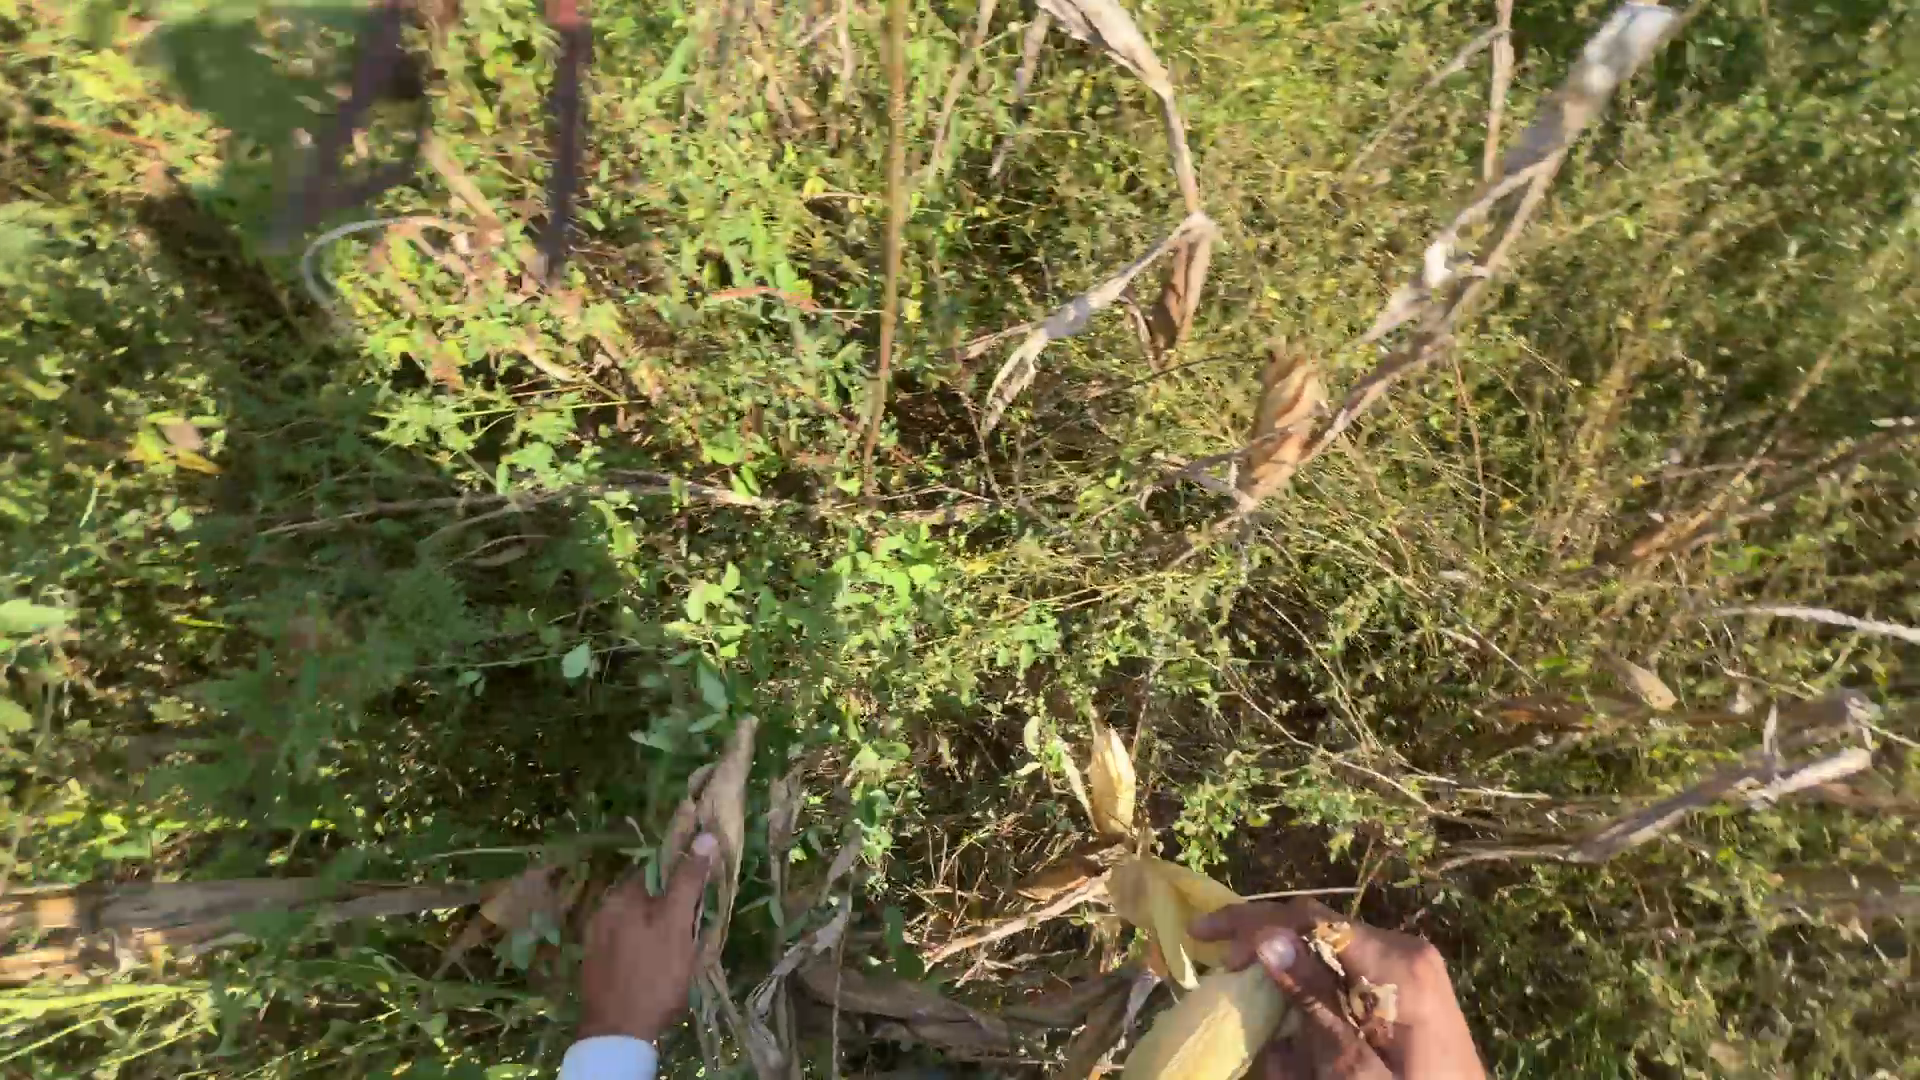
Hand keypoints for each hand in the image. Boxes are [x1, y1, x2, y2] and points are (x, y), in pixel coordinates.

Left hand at [577, 832, 715, 1042]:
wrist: (618, 1036)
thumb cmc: (653, 974)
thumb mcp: (677, 923)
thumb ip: (688, 880)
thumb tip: (705, 837)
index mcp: (621, 897)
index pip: (658, 867)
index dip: (684, 871)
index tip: (705, 884)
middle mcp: (604, 912)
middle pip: (649, 892)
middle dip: (674, 900)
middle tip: (696, 919)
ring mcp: (598, 939)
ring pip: (639, 917)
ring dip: (661, 922)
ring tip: (682, 942)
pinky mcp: (599, 963)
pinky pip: (629, 939)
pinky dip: (647, 941)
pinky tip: (660, 958)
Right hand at [1190, 899, 1484, 1079]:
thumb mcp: (1356, 1072)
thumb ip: (1313, 1001)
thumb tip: (1266, 938)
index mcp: (1400, 965)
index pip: (1310, 920)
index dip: (1253, 924)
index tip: (1209, 942)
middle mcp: (1404, 952)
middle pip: (1312, 926)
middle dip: (1259, 939)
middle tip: (1209, 943)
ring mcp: (1407, 967)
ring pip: (1320, 946)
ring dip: (1281, 968)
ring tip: (1242, 981)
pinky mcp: (1404, 986)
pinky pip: (1340, 969)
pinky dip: (1307, 987)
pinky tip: (1286, 1011)